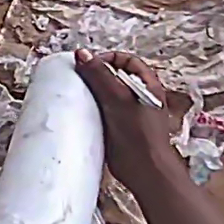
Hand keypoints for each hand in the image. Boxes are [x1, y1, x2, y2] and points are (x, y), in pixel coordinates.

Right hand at [74, 49, 185, 199]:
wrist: (144, 170)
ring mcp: (127, 113)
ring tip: (76, 95)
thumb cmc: (138, 133)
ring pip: (106, 94)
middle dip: (95, 75)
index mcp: (147, 85)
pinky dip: (90, 109)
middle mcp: (138, 97)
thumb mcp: (117, 99)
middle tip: (78, 79)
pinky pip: (101, 111)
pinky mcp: (117, 127)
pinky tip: (79, 112)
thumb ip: (99, 76)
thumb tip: (82, 54)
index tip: (89, 65)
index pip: (126, 61)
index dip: (107, 59)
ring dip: (91, 93)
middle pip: (114, 77)